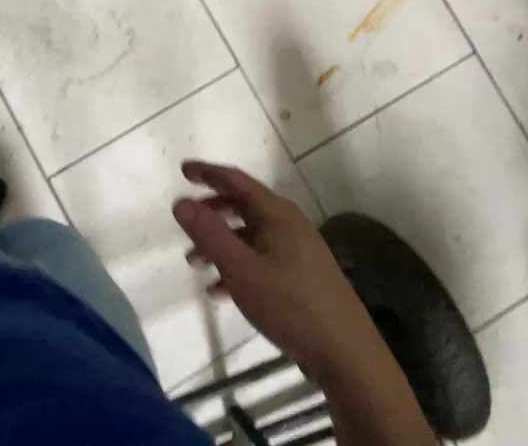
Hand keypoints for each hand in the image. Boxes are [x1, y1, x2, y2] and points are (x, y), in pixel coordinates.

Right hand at [172, 161, 383, 376]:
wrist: (347, 356)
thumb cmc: (290, 305)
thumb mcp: (240, 268)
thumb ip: (208, 233)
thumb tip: (180, 202)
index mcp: (277, 214)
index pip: (236, 180)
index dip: (207, 173)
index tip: (183, 171)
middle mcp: (290, 225)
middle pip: (243, 206)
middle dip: (211, 212)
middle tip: (186, 220)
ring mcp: (299, 252)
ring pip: (250, 236)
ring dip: (221, 243)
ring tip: (194, 263)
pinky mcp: (302, 277)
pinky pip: (261, 259)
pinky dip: (237, 266)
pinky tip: (219, 291)